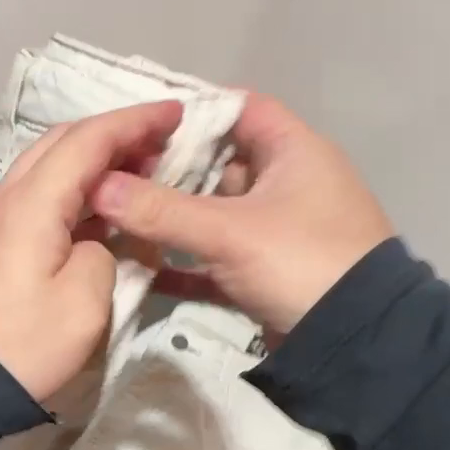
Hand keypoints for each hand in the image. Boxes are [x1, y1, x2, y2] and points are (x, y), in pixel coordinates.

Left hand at [0, 102, 183, 402]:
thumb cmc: (24, 347)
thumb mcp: (85, 303)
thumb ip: (106, 253)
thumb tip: (95, 241)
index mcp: (29, 206)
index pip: (87, 140)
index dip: (134, 122)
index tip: (176, 114)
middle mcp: (1, 201)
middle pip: (58, 144)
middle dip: (111, 136)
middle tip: (157, 145)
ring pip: (39, 170)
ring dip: (86, 164)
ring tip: (131, 177)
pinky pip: (27, 201)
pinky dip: (63, 193)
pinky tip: (90, 214)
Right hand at [89, 93, 393, 334]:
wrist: (354, 339)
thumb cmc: (300, 262)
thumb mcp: (227, 232)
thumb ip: (160, 210)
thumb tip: (96, 185)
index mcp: (293, 152)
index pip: (240, 109)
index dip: (192, 111)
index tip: (138, 123)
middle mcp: (285, 183)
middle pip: (217, 163)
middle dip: (168, 169)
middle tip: (114, 175)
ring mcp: (274, 230)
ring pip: (212, 213)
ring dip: (170, 218)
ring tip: (116, 218)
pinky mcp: (262, 272)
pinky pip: (212, 259)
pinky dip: (181, 262)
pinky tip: (140, 268)